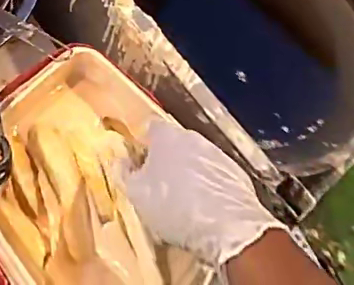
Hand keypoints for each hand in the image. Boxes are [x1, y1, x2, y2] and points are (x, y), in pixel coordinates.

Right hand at [125, 121, 280, 265]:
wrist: (227, 224)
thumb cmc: (173, 205)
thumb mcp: (137, 195)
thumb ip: (125, 174)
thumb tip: (119, 161)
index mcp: (165, 135)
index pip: (150, 128)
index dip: (142, 144)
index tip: (137, 164)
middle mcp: (190, 135)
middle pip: (173, 142)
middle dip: (165, 160)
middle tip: (157, 188)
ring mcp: (215, 151)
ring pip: (194, 158)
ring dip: (187, 173)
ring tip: (181, 203)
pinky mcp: (234, 172)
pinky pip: (213, 175)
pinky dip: (207, 186)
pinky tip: (204, 209)